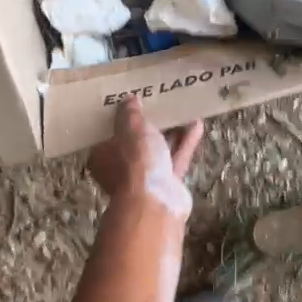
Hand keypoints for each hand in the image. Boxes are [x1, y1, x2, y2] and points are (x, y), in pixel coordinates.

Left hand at [88, 100, 204, 217]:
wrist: (155, 202)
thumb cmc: (135, 161)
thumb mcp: (130, 128)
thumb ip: (130, 113)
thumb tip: (129, 100)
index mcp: (104, 155)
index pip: (109, 133)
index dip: (122, 117)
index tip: (134, 101)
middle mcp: (122, 167)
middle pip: (136, 141)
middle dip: (150, 124)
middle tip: (161, 102)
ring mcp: (146, 177)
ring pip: (158, 149)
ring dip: (171, 131)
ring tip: (182, 109)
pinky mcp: (167, 182)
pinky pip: (176, 157)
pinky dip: (185, 142)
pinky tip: (197, 124)